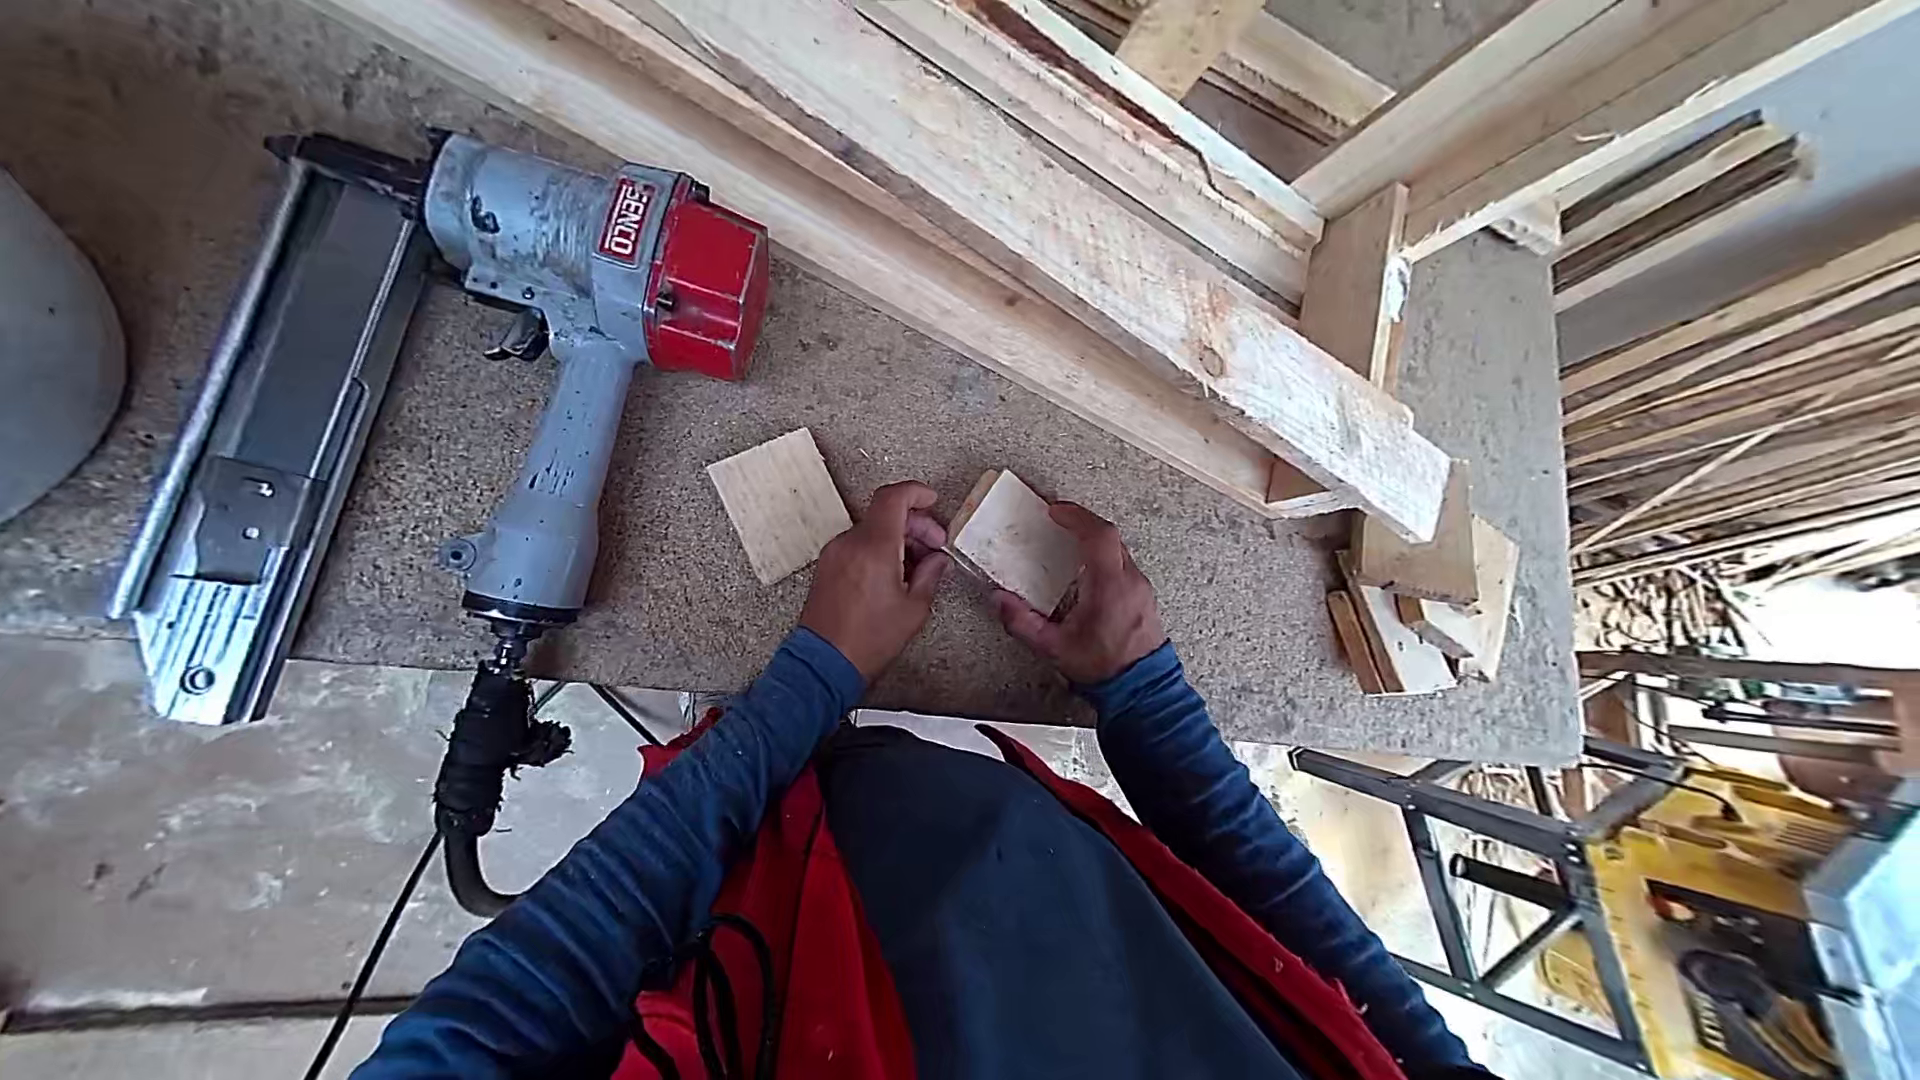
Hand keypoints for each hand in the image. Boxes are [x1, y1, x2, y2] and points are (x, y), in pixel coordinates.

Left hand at [800, 480, 951, 681]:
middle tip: (935, 545)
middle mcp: (850, 543)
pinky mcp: (828, 565)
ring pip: (873, 528)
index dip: (917, 492)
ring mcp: (835, 552)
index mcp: (874, 548)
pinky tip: (894, 572)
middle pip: (886, 513)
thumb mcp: (913, 609)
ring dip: (899, 537)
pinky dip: (880, 547)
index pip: (893, 498)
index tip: (932, 500)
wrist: (824, 663)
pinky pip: (858, 543)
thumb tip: (937, 560)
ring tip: (917, 565)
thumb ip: (930, 575)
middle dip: (916, 524)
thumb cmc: (866, 641)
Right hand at [993, 502, 1165, 683]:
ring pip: (1118, 548)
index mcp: (1110, 587)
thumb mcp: (1055, 648)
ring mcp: (1140, 587)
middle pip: (1109, 535)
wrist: (1143, 690)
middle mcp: (1129, 581)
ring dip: (1094, 538)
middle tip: (1059, 517)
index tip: (1056, 510)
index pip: (1098, 536)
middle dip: (1082, 521)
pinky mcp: (1143, 596)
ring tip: (1070, 537)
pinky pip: (1123, 563)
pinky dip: (1103, 555)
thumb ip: (1023, 623)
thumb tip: (1000, 600)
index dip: (1076, 517)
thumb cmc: (1105, 668)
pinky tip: (1087, 566)